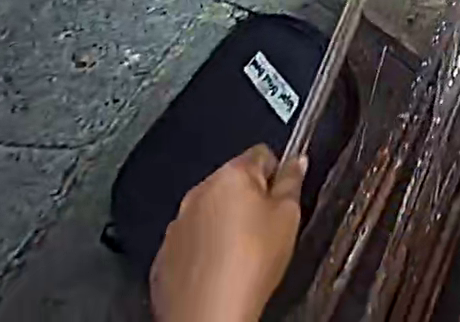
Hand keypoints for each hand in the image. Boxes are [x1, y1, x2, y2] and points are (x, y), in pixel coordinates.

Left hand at [150, 144, 306, 321]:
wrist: (208, 318)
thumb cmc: (251, 263)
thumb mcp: (287, 217)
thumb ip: (292, 181)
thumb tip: (297, 161)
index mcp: (231, 174)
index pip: (261, 154)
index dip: (276, 174)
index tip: (281, 199)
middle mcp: (199, 192)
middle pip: (233, 182)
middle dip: (249, 198)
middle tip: (264, 229)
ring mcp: (176, 225)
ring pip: (210, 211)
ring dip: (224, 222)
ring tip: (240, 255)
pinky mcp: (162, 257)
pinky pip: (190, 241)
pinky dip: (203, 249)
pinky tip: (217, 271)